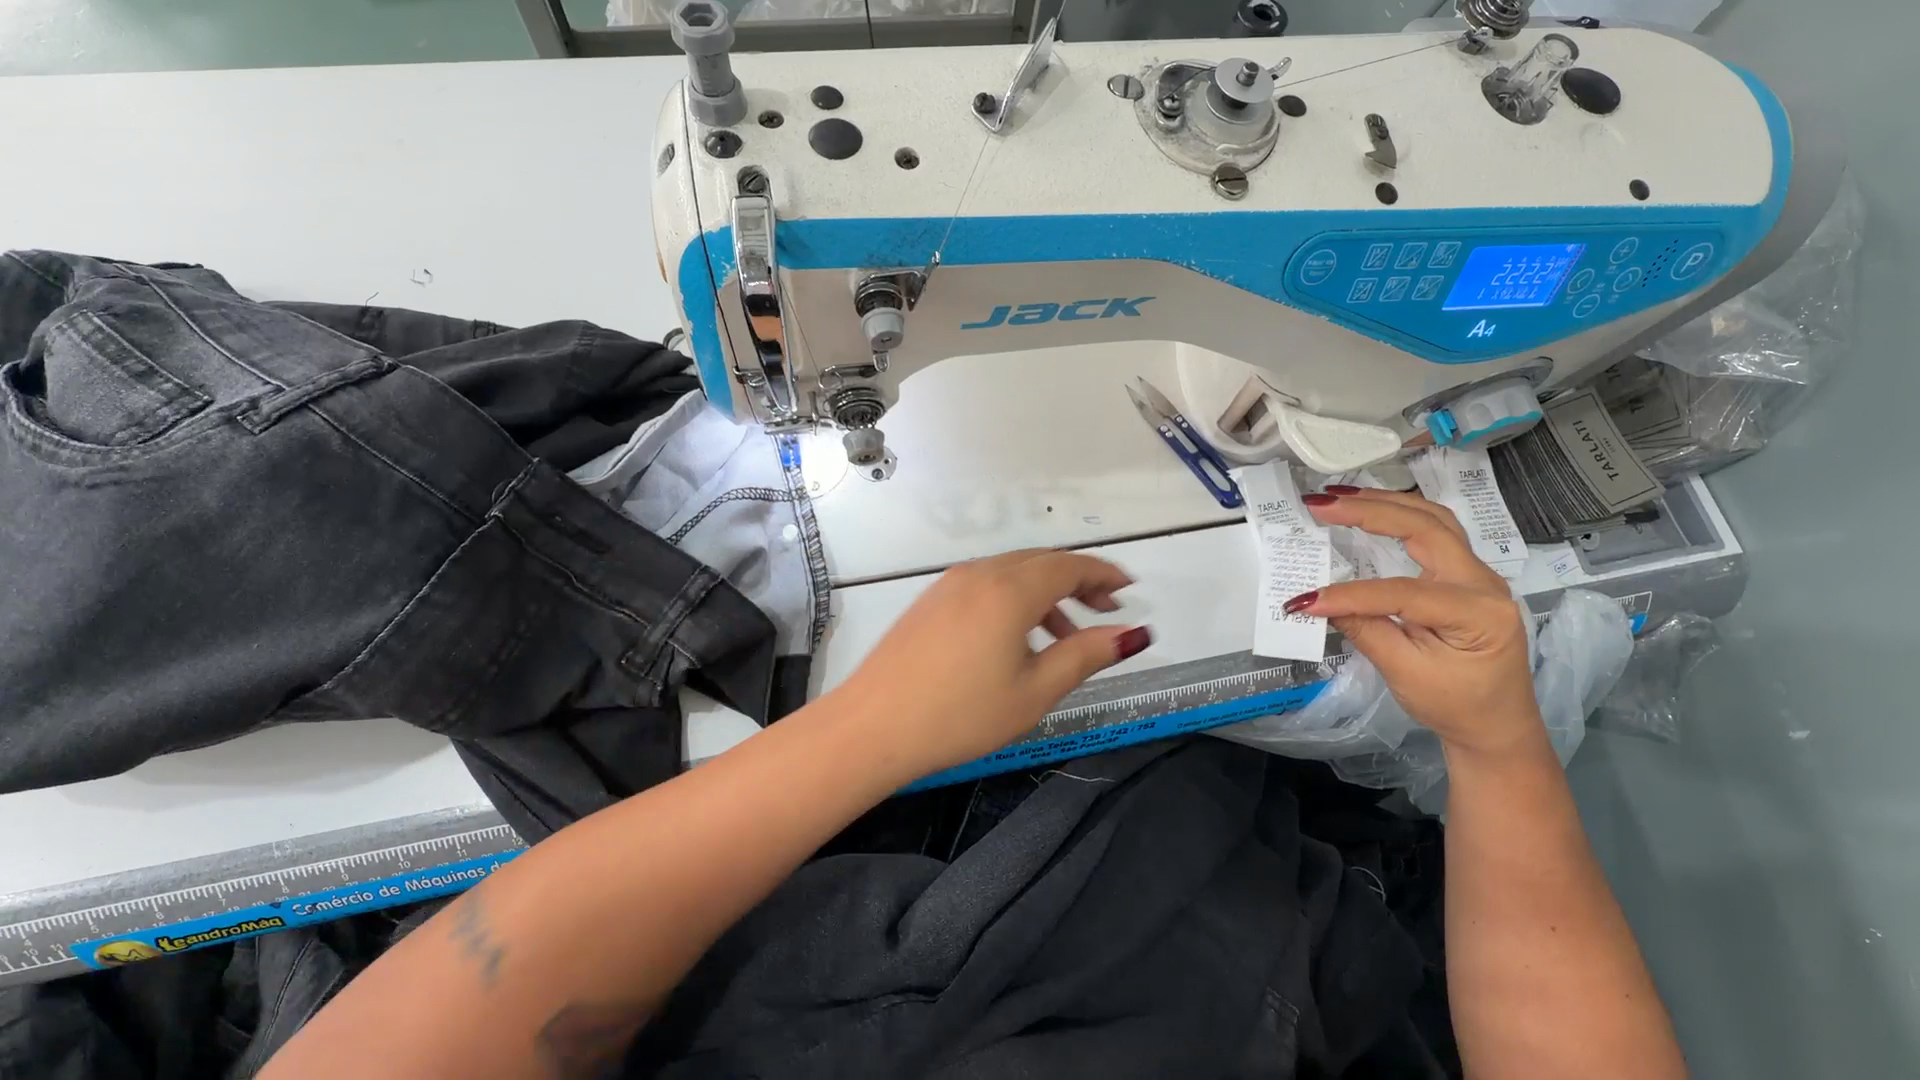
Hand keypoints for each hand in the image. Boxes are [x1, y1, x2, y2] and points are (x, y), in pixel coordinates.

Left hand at [828, 550, 1149, 781]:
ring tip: (1065, 637)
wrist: (874, 726)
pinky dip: (1014, 599)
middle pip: (1041, 563)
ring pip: (1011, 573)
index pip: (1070, 566)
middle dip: (1079, 582)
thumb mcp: (1035, 691)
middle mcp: (980, 574)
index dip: (1104, 575)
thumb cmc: (961, 715)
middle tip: (1106, 611)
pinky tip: (1017, 639)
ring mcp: (949, 584)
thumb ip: (1085, 655)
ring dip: (1045, 594)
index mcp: (1010, 590)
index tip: (1129, 589)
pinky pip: (985, 585)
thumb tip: (1133, 633)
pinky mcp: (930, 601)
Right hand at [1289, 487, 1543, 760]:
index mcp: (1478, 612)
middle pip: (1426, 528)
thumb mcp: (1406, 674)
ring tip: (1339, 497)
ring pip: (1433, 519)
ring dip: (1385, 503)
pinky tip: (1371, 508)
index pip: (1403, 592)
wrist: (1496, 725)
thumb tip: (1321, 603)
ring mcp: (1477, 574)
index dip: (1350, 594)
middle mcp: (1484, 582)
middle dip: (1370, 511)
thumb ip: (1366, 631)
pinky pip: (1435, 531)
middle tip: (1319, 505)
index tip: (1304, 600)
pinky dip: (1400, 514)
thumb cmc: (1456, 706)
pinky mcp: (1464, 576)